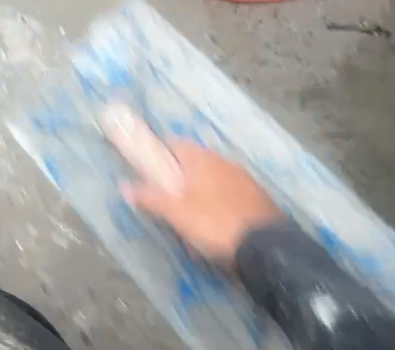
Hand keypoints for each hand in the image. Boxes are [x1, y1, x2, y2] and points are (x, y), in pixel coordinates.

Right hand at [122, 141, 282, 265]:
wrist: (271, 251)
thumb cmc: (215, 223)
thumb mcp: (175, 213)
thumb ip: (149, 198)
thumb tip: (123, 186)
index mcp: (200, 157)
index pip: (171, 143)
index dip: (157, 153)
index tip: (148, 169)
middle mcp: (222, 161)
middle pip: (192, 163)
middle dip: (179, 179)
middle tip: (169, 202)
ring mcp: (245, 180)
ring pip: (213, 181)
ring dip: (201, 194)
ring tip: (194, 220)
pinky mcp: (261, 200)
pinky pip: (232, 196)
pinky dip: (222, 206)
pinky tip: (220, 229)